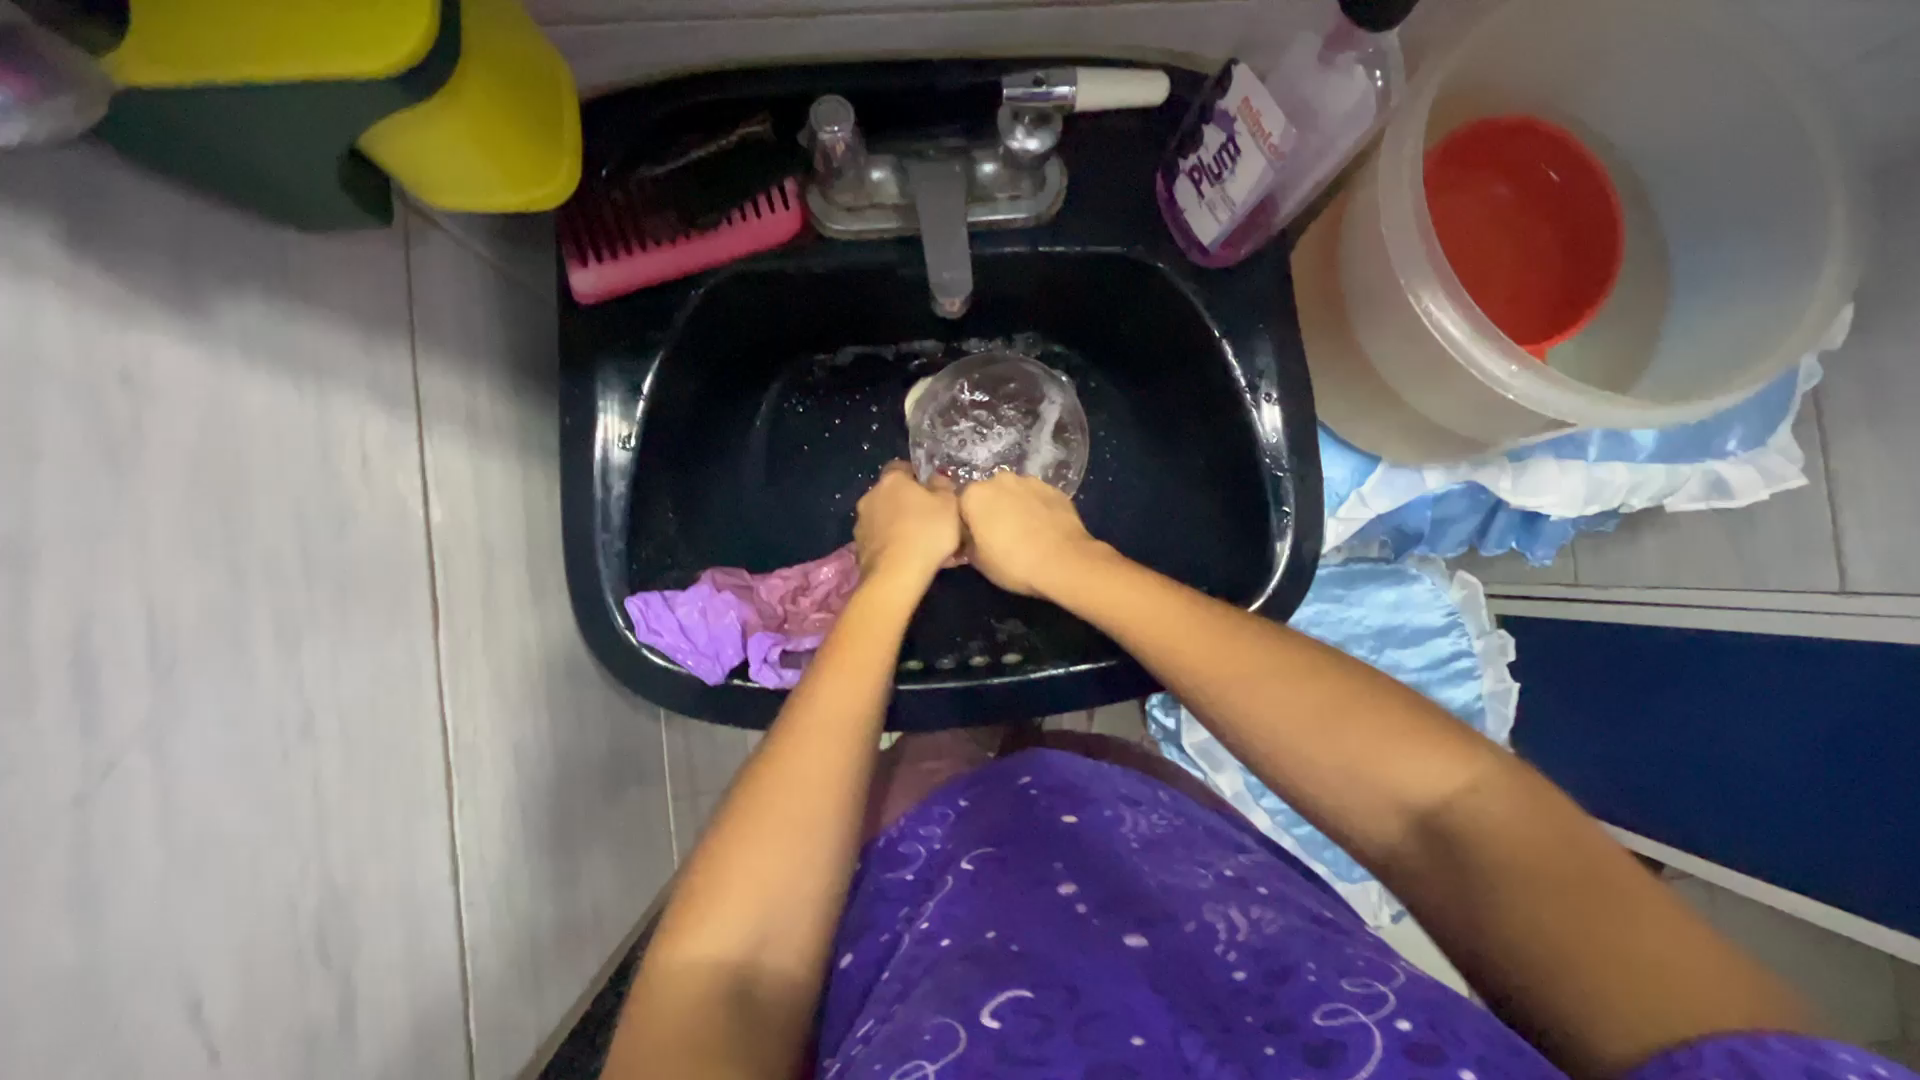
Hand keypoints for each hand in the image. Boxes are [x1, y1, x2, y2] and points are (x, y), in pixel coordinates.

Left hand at [854, 462, 961, 583]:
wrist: (897, 574)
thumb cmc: (927, 532)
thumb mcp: (949, 504)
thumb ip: (943, 486)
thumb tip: (935, 479)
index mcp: (891, 480)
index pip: (900, 467)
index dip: (916, 476)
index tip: (930, 490)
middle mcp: (870, 497)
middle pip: (890, 494)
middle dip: (906, 503)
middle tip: (928, 518)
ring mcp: (861, 524)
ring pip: (884, 519)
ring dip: (897, 525)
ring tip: (919, 543)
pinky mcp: (859, 549)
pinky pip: (880, 541)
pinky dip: (892, 545)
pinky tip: (908, 558)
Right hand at [958, 472, 1103, 597]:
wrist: (1064, 561)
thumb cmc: (1013, 563)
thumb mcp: (979, 562)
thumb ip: (968, 544)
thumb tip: (969, 541)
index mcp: (974, 495)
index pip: (961, 507)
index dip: (967, 526)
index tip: (975, 542)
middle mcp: (999, 479)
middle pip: (989, 495)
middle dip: (991, 511)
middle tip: (1000, 537)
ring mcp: (1030, 481)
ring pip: (1014, 494)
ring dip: (1015, 507)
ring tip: (1025, 533)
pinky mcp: (1054, 489)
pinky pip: (1037, 498)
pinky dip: (1037, 509)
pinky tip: (1044, 530)